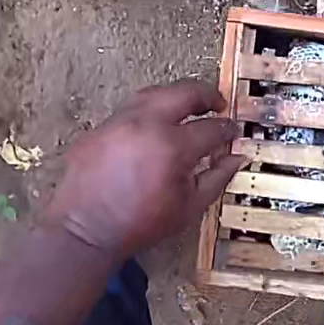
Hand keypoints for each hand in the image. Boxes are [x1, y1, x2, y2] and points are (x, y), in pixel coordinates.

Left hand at [37, 80, 244, 259]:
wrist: (86, 231)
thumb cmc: (140, 224)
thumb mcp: (189, 207)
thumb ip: (217, 177)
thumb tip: (237, 158)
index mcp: (172, 146)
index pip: (211, 128)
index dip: (227, 129)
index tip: (233, 131)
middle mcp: (145, 124)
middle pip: (184, 93)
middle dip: (207, 95)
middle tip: (217, 104)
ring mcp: (118, 122)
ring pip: (154, 94)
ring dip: (175, 97)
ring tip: (186, 109)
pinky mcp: (99, 128)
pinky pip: (128, 111)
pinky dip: (148, 113)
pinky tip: (154, 128)